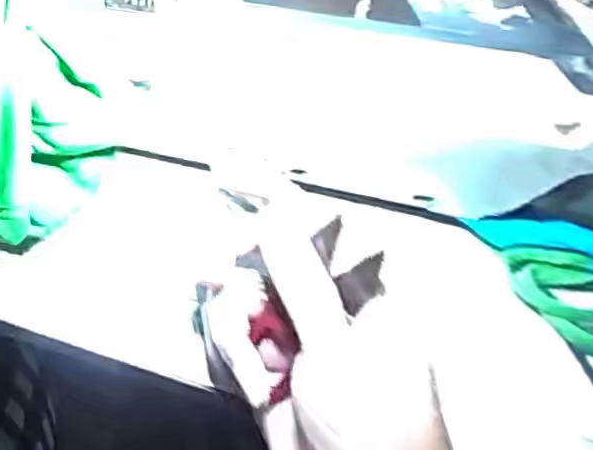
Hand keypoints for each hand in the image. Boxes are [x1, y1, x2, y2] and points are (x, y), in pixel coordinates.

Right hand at [206, 193, 592, 449]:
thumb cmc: (376, 434)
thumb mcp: (338, 353)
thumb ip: (303, 282)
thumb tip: (276, 220)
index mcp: (363, 291)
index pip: (314, 220)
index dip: (269, 188)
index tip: (228, 169)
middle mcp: (327, 303)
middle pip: (266, 255)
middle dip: (238, 273)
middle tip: (217, 278)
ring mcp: (298, 331)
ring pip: (242, 292)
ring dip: (236, 326)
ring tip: (253, 365)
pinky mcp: (271, 358)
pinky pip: (234, 330)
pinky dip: (235, 354)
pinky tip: (256, 386)